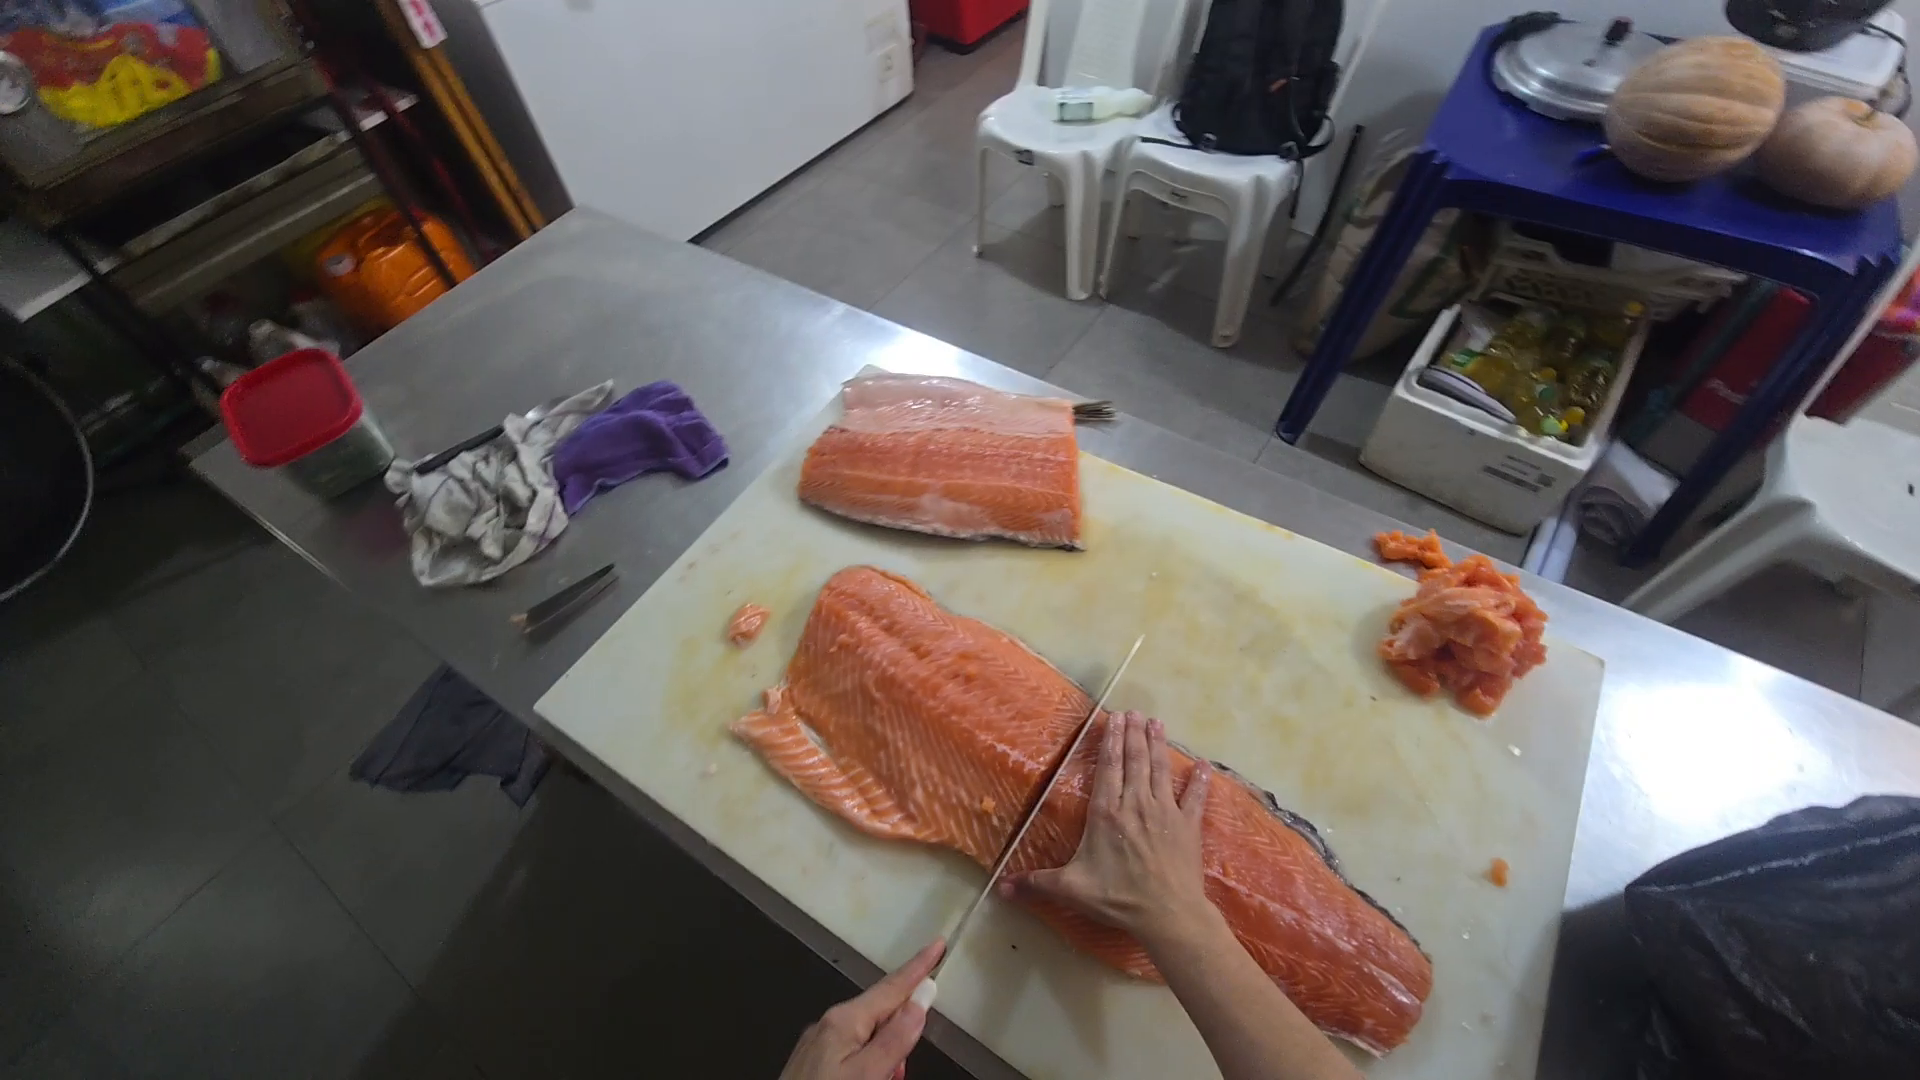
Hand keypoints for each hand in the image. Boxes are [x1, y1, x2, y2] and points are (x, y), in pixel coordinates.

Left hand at [779, 939, 944, 1079]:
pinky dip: (866, 1065)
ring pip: (865, 1036)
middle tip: (901, 1069)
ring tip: (885, 1079)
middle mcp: (828, 1024)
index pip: (891, 987)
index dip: (918, 967)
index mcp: (843, 1020)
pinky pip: (850, 1053)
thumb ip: (894, 1040)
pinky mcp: (810, 1065)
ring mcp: (816, 1044)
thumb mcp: (866, 1076)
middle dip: (900, 1031)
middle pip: (879, 1013)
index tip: (938, 944)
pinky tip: (865, 1079)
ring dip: (883, 1055)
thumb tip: (920, 1000)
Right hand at [998, 710, 1214, 946]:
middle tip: (1133, 712)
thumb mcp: (1071, 889)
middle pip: (1135, 761)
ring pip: (1160, 770)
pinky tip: (1203, 764)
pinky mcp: (1188, 826)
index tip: (1114, 718)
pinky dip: (1199, 780)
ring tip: (1156, 723)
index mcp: (1106, 812)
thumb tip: (1001, 887)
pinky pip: (1195, 798)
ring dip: (1158, 745)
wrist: (1168, 916)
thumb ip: (1037, 882)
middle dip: (1133, 734)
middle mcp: (1135, 804)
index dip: (1111, 740)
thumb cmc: (1118, 899)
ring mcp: (1165, 812)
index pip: (1108, 767)